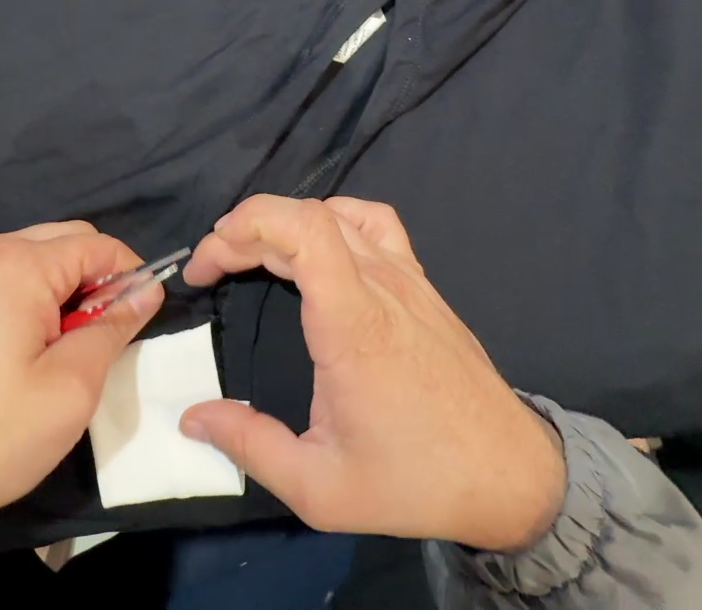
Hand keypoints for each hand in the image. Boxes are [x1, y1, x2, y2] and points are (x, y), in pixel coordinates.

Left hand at [0, 221, 162, 586]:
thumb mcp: (70, 390)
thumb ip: (113, 328)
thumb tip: (146, 291)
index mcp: (17, 264)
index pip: (98, 245)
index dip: (131, 277)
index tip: (138, 321)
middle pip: (63, 241)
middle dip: (93, 279)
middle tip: (97, 339)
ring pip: (28, 258)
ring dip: (57, 289)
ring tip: (57, 350)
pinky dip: (22, 298)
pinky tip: (15, 351)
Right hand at [179, 196, 565, 553]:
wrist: (509, 475)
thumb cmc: (414, 481)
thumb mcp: (319, 488)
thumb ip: (250, 447)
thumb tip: (192, 418)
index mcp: (352, 323)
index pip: (302, 229)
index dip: (243, 227)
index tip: (206, 266)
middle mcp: (380, 285)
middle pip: (303, 217)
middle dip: (242, 232)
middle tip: (209, 272)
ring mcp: (406, 277)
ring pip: (334, 214)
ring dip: (280, 225)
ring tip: (248, 255)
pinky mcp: (421, 284)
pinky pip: (374, 223)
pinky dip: (333, 218)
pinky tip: (315, 246)